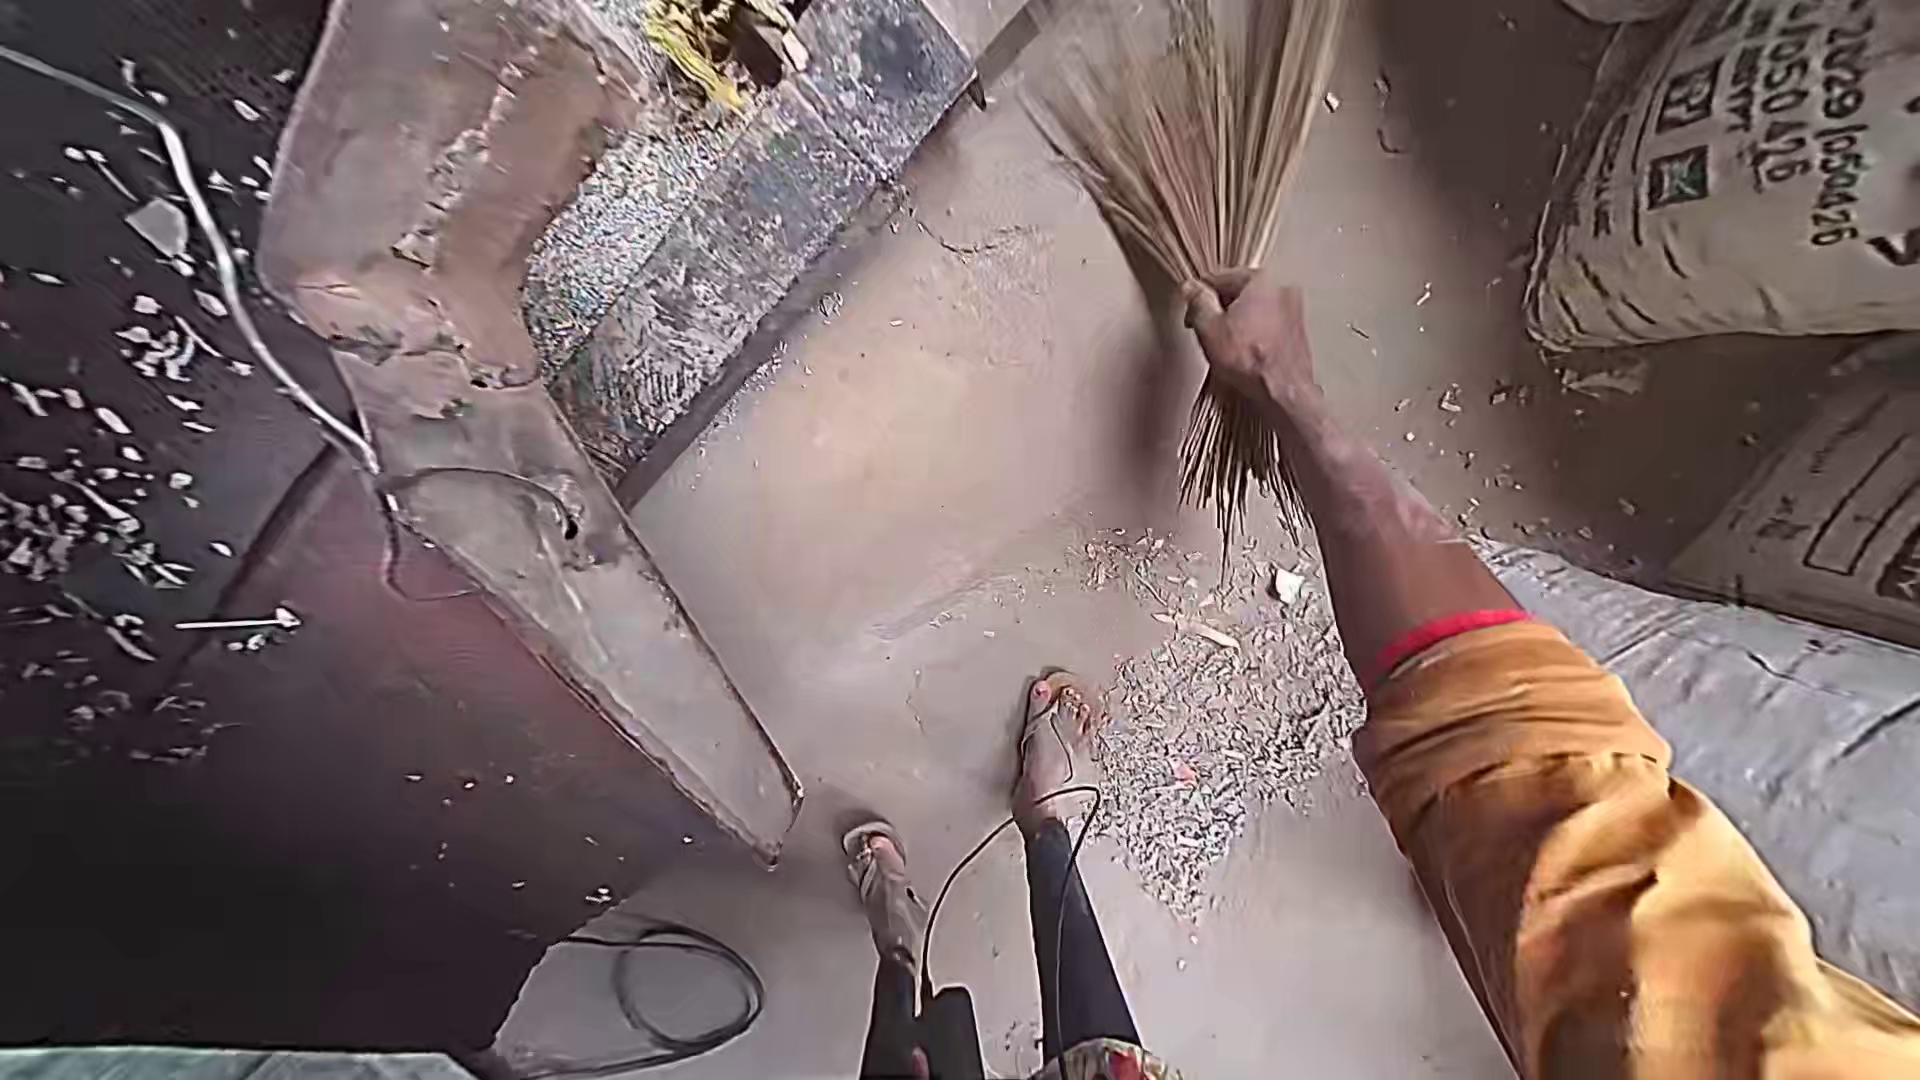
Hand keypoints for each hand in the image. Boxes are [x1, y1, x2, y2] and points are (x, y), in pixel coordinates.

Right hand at [1181, 272, 1319, 410]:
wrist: (1281, 389)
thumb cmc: (1250, 361)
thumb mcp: (1208, 328)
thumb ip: (1197, 302)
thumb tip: (1191, 288)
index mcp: (1260, 279)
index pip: (1219, 277)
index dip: (1197, 297)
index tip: (1190, 313)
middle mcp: (1281, 287)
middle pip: (1238, 291)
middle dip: (1218, 309)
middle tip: (1204, 330)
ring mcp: (1293, 308)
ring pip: (1253, 308)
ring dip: (1236, 321)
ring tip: (1224, 345)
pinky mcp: (1296, 329)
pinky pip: (1266, 323)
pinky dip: (1252, 333)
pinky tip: (1242, 352)